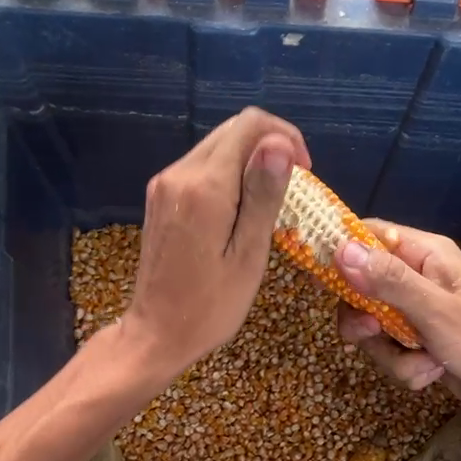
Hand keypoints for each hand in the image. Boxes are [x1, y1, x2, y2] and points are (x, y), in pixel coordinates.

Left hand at [119, 107, 309, 376]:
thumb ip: (263, 197)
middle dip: (269, 147)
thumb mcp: (248, 257)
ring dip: (249, 163)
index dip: (285, 137)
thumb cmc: (209, 308)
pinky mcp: (160, 199)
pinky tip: (241, 212)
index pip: (250, 126)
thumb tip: (279, 144)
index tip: (305, 174)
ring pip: (215, 148)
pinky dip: (228, 178)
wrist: (155, 334)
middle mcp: (179, 174)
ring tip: (270, 203)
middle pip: (231, 131)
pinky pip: (200, 170)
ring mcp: (164, 185)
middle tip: (294, 189)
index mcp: (205, 188)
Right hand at [332, 220, 460, 421]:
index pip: (370, 236)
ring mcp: (417, 315)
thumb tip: (340, 250)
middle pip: (361, 288)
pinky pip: (391, 354)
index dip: (341, 250)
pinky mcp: (419, 346)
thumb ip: (389, 282)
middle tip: (370, 331)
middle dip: (363, 318)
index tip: (317, 273)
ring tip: (424, 361)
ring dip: (392, 354)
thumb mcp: (436, 310)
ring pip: (374, 329)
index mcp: (426, 256)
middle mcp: (417, 280)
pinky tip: (434, 373)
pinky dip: (408, 369)